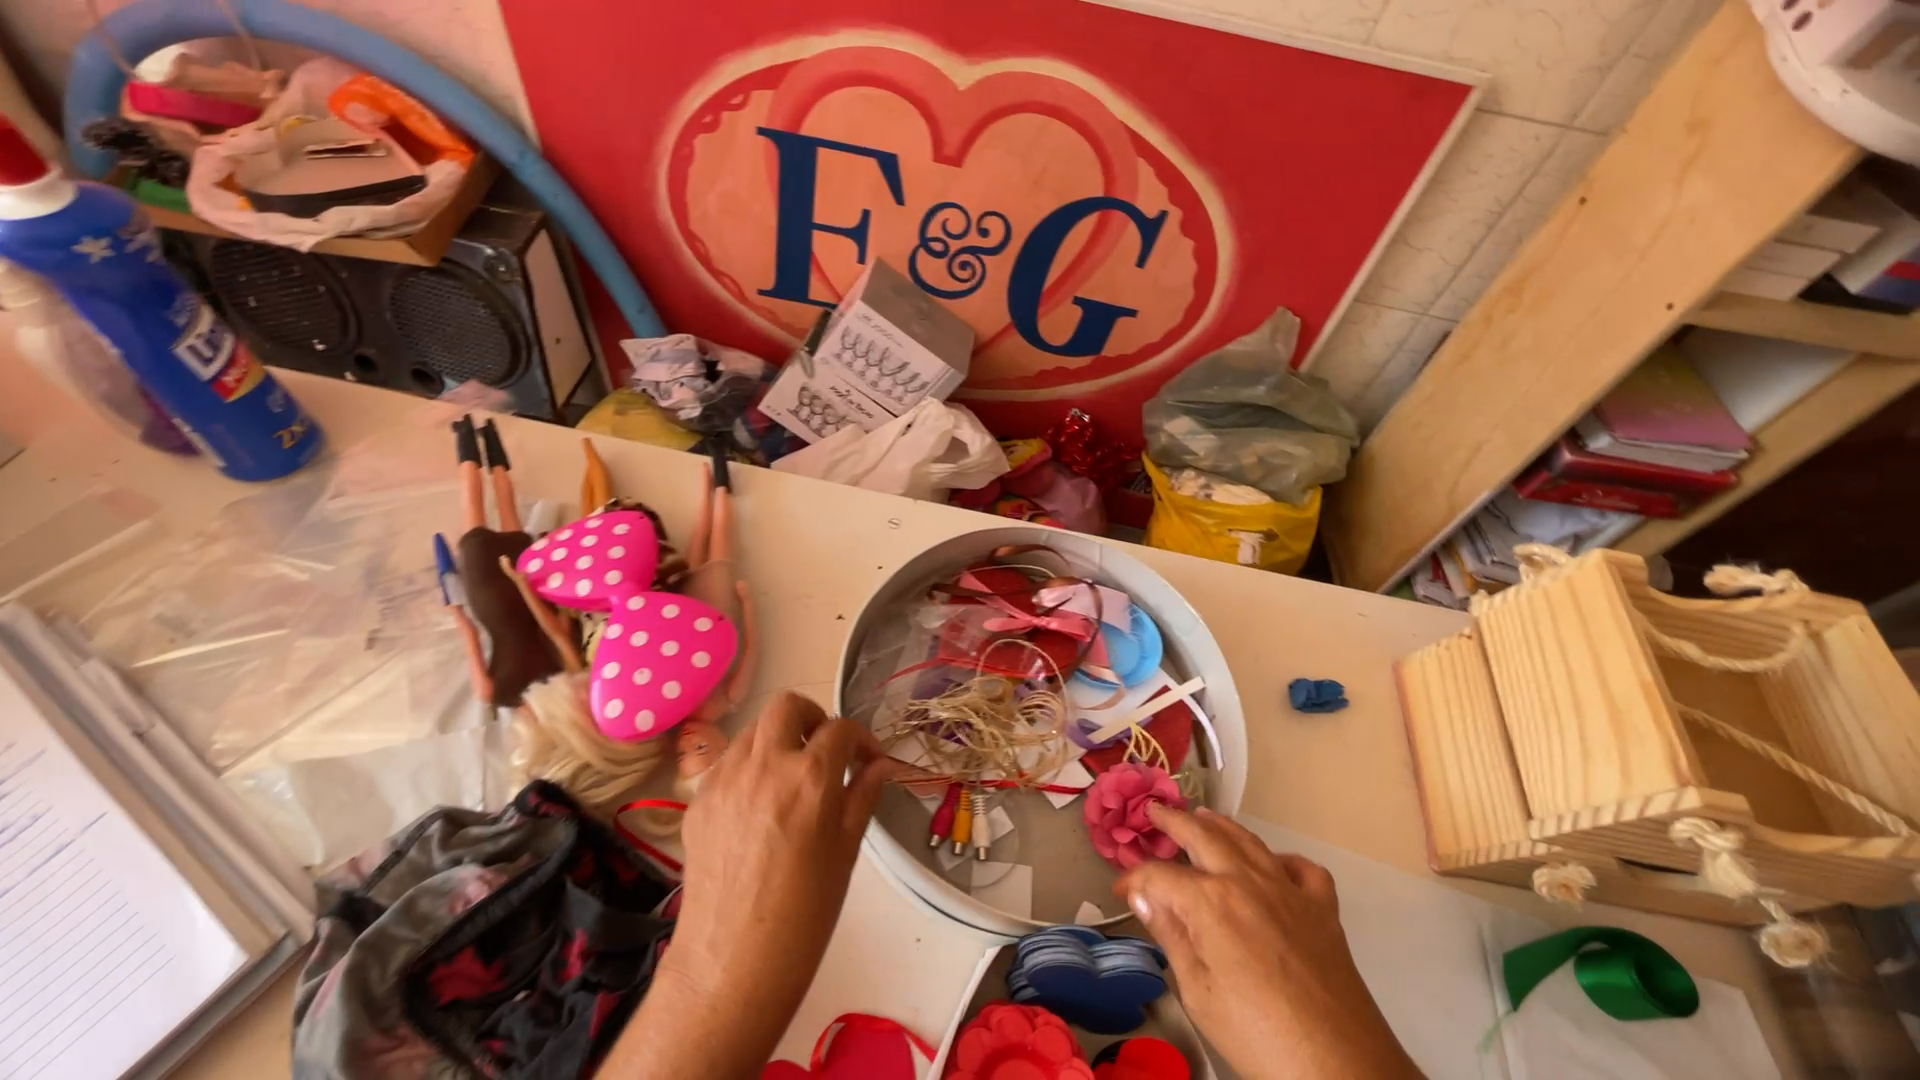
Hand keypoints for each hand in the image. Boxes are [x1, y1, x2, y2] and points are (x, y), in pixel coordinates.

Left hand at [603, 692, 893, 1078]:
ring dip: (778, 739)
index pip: (841, 729)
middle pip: (787, 706)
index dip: (862, 739)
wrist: (731, 964)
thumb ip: (862, 796)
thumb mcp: (846, 852)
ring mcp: (724, 780)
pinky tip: (759, 802)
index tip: (869, 759)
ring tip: (792, 776)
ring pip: (752, 730)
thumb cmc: (804, 915)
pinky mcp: (697, 800)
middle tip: (825, 750)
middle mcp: (763, 765)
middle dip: (813, 717)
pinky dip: (748, 766)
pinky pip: (726, 763)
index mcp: (809, 778)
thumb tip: (880, 765)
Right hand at [1115, 806, 1419, 1079]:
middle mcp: (1248, 882)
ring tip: (1202, 816)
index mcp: (1211, 902)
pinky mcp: (1322, 908)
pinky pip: (1302, 868)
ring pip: (1249, 841)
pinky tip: (1272, 864)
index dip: (1135, 880)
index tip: (1121, 890)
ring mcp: (1289, 891)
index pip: (1160, 876)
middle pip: (1203, 837)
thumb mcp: (1197, 992)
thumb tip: (1143, 895)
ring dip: (1221, 825)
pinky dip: (1282, 859)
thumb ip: (1171, 935)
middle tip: (1155, 810)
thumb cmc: (1257, 1034)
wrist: (1338, 1064)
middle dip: (1174, 821)